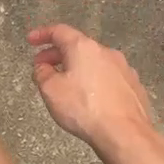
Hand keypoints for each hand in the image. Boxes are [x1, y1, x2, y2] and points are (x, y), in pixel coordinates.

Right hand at [27, 24, 154, 152]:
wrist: (124, 132)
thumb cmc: (83, 108)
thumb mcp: (50, 90)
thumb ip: (42, 73)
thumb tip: (43, 67)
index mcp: (83, 48)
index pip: (60, 31)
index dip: (42, 34)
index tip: (31, 40)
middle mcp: (106, 53)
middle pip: (77, 46)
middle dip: (56, 54)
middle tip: (42, 66)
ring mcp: (123, 69)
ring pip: (93, 61)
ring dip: (75, 67)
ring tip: (64, 84)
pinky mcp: (133, 85)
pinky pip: (106, 76)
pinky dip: (92, 79)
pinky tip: (87, 96)